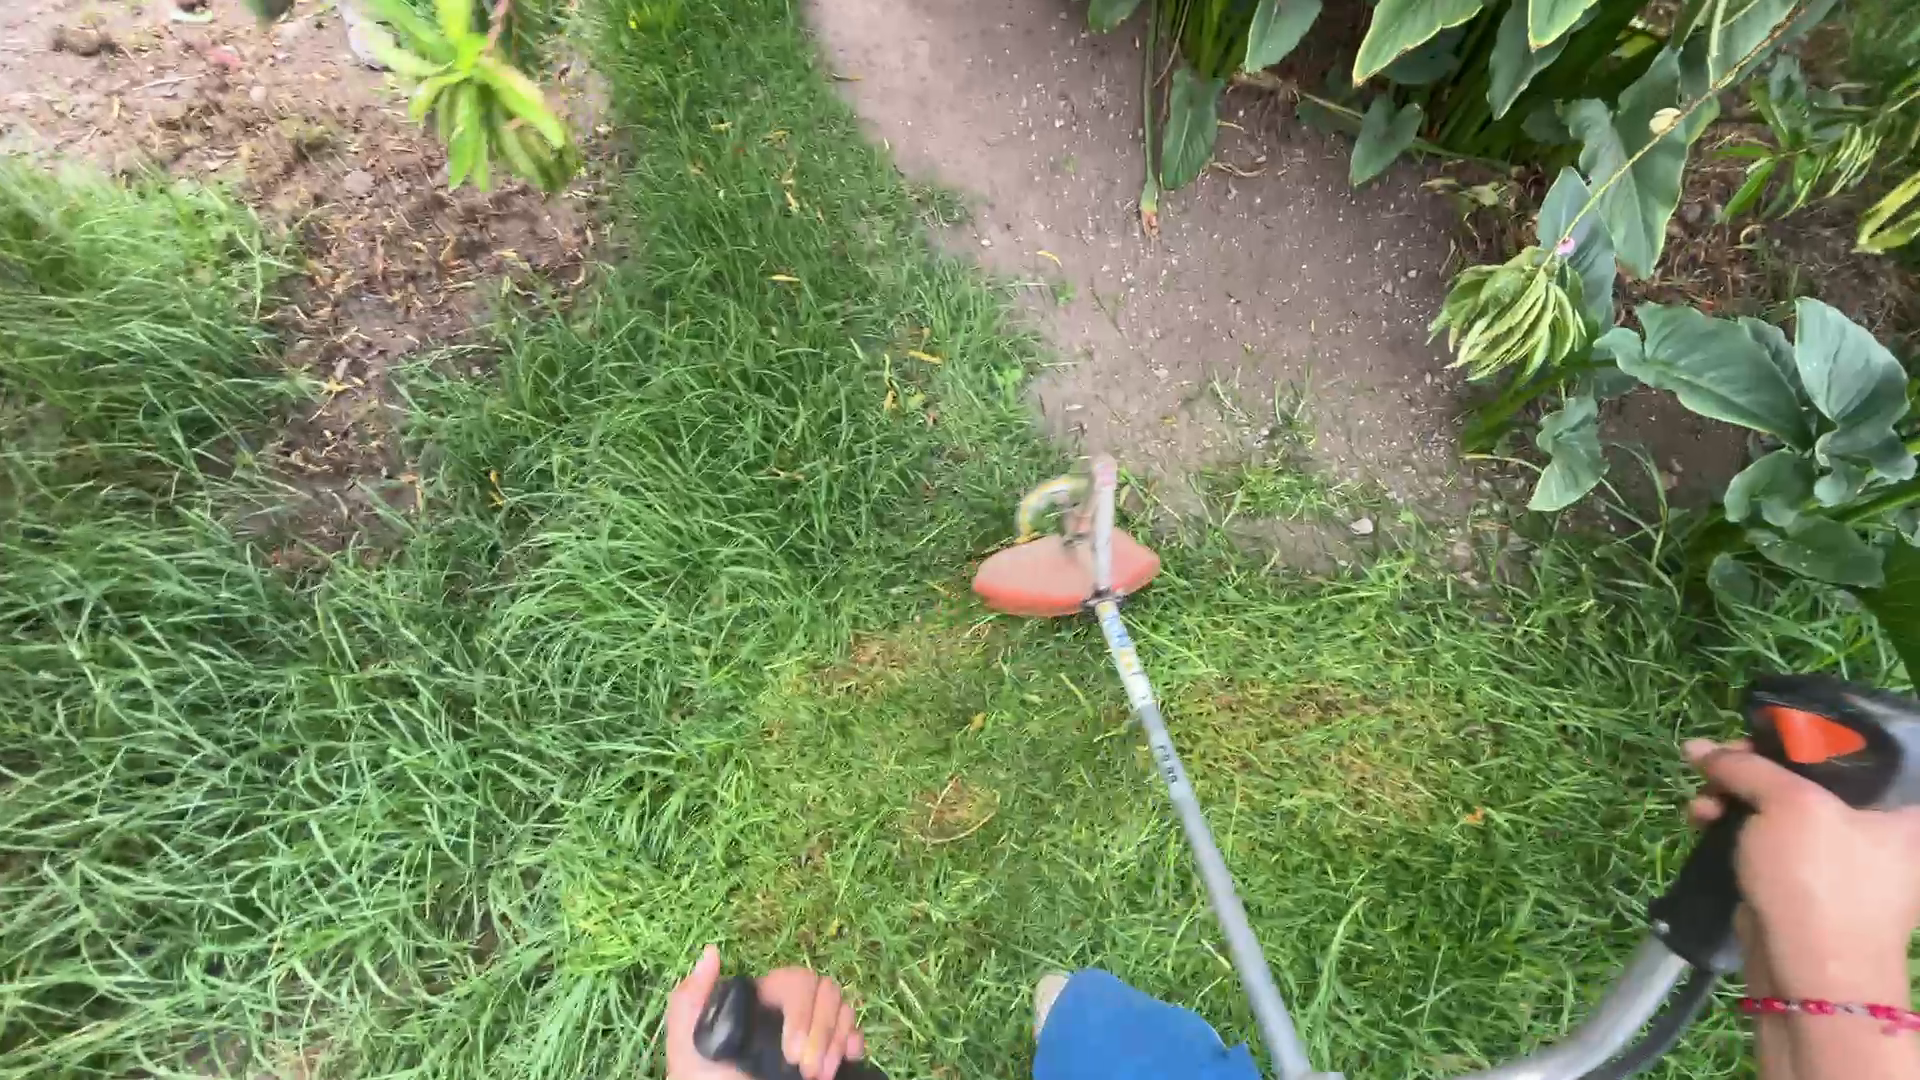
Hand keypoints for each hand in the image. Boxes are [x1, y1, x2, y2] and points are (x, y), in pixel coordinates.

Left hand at [664, 945, 866, 1079]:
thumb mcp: (688, 1053)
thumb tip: (711, 952)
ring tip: (821, 1076)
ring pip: (843, 1007)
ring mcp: (812, 1034)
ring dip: (837, 1038)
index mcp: (761, 1003)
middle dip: (822, 1030)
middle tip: (808, 1072)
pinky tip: (848, 1058)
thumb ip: (690, 1003)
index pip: (796, 982)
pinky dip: (853, 1041)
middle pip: (826, 990)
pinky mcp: (829, 1055)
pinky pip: (854, 1032)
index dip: (801, 1012)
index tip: (791, 1052)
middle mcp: (790, 1013)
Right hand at [1685, 738, 1919, 999]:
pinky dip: (1727, 820)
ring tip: (1701, 804)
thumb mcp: (1787, 804)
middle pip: (1802, 774)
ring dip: (1727, 794)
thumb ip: (1745, 765)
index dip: (1800, 738)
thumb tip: (1699, 748)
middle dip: (1747, 768)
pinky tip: (1701, 821)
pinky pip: (1759, 829)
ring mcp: (1837, 852)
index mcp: (1902, 812)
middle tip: (1713, 766)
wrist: (1810, 959)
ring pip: (1771, 801)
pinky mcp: (1800, 870)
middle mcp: (1875, 827)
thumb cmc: (1819, 877)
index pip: (1854, 753)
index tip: (1756, 736)